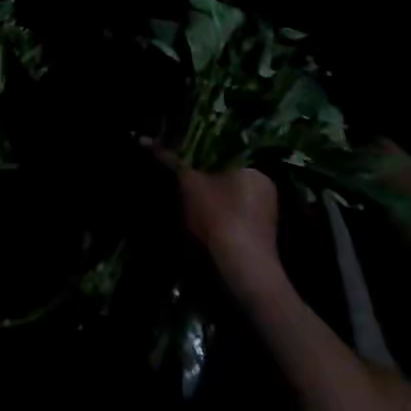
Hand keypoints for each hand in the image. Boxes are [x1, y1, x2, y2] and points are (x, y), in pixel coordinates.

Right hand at [144, 139, 279, 269]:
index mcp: (254, 169)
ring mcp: (265, 215)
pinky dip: (218, 217)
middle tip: (179, 178)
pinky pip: (234, 217)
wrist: (243, 272)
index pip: (222, 151)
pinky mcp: (259, 238)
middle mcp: (264, 188)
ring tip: (184, 201)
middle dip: (203, 177)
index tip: (179, 156)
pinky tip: (200, 223)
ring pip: (229, 197)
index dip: (197, 153)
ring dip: (209, 199)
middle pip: (225, 175)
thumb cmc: (219, 217)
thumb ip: (170, 160)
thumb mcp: (188, 184)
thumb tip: (145, 139)